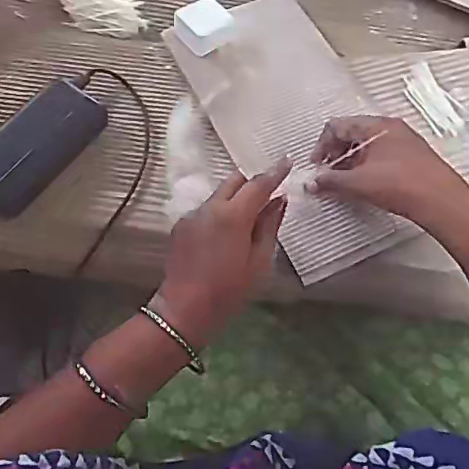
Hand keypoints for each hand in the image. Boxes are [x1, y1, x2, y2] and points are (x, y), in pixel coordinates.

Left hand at [152, 163, 289, 342]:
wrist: (184, 307)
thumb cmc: (229, 289)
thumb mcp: (259, 261)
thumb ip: (269, 225)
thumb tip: (279, 200)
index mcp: (232, 215)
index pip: (257, 184)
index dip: (274, 172)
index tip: (287, 161)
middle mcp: (209, 207)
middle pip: (234, 181)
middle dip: (252, 181)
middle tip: (270, 187)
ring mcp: (192, 214)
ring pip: (219, 195)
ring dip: (235, 198)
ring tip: (250, 215)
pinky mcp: (181, 225)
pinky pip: (206, 210)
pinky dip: (220, 213)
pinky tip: (226, 233)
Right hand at [308, 116, 468, 232]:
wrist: (443, 204)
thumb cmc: (406, 185)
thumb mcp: (358, 183)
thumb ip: (329, 181)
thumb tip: (312, 182)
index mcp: (378, 126)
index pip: (337, 126)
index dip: (321, 145)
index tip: (317, 165)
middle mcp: (392, 129)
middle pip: (351, 134)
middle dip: (334, 154)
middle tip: (326, 174)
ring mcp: (403, 144)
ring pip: (366, 147)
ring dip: (349, 163)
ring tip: (342, 183)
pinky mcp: (411, 159)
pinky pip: (380, 157)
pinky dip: (365, 168)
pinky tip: (363, 186)